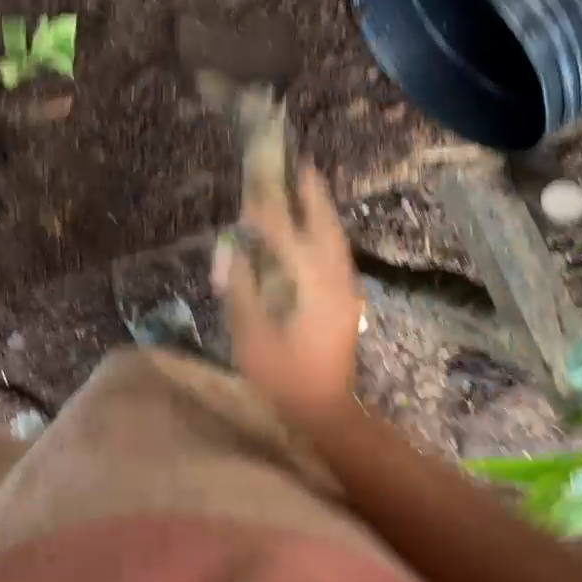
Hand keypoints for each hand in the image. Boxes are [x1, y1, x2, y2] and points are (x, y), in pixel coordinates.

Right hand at [212, 164, 362, 427]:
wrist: (320, 414)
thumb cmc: (278, 377)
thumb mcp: (248, 330)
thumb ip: (242, 284)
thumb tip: (235, 246)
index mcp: (311, 288)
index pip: (287, 236)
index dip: (268, 211)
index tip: (256, 186)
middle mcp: (335, 283)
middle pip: (325, 229)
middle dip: (312, 198)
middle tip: (300, 167)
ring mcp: (345, 293)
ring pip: (335, 241)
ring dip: (320, 214)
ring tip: (305, 188)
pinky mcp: (345, 303)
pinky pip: (334, 256)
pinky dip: (322, 235)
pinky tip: (308, 230)